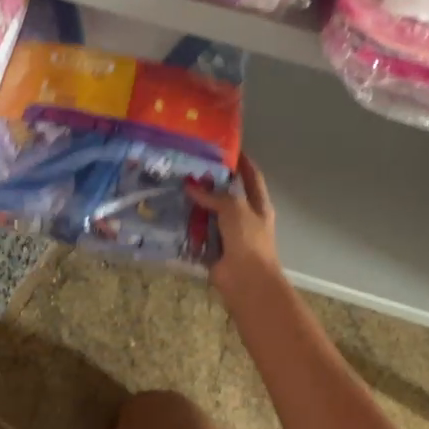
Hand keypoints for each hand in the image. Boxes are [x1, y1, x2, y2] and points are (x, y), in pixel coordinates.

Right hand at [187, 155, 280, 295]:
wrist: (246, 279)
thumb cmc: (248, 239)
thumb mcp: (234, 209)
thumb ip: (214, 196)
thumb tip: (190, 187)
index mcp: (258, 206)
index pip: (252, 178)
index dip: (242, 163)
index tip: (227, 149)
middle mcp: (244, 218)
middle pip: (226, 196)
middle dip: (210, 185)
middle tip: (189, 169)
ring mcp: (228, 235)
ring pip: (209, 215)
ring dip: (195, 206)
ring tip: (174, 189)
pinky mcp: (212, 250)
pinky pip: (198, 234)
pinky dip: (187, 228)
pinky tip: (170, 215)